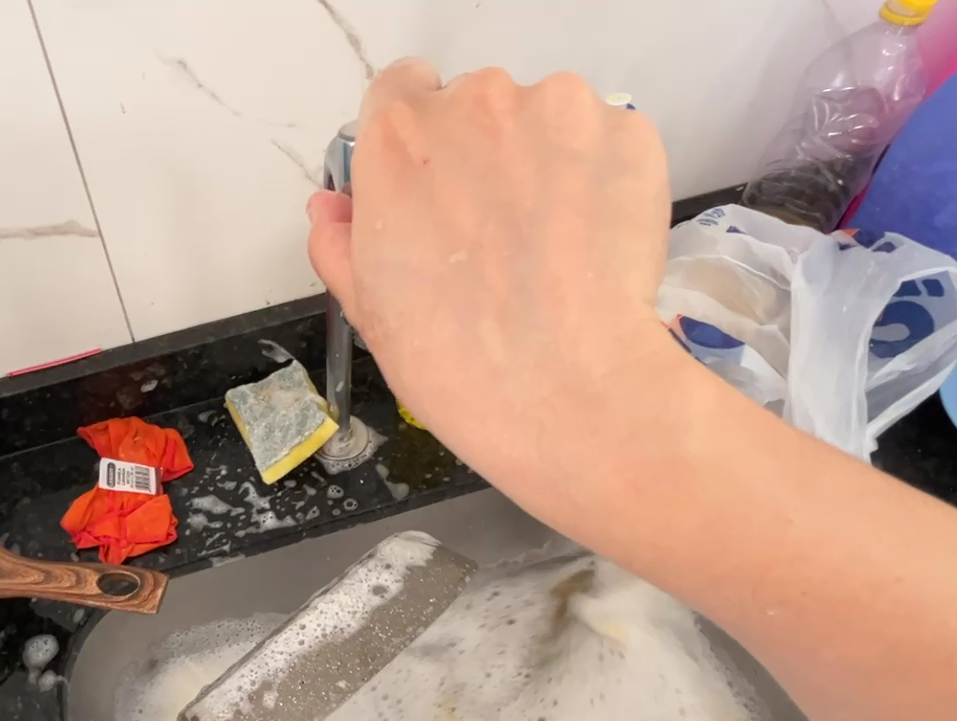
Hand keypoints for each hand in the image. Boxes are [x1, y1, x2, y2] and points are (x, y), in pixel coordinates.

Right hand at [307, 60, 695, 514]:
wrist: (560, 391)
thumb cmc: (453, 361)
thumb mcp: (368, 308)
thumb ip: (339, 242)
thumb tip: (330, 209)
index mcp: (397, 140)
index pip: (396, 93)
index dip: (409, 148)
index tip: (424, 191)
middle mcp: (475, 104)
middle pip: (470, 108)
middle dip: (475, 160)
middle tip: (485, 241)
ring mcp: (559, 111)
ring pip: (539, 121)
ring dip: (536, 166)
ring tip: (541, 250)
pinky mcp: (627, 133)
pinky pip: (599, 143)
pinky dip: (592, 182)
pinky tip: (583, 248)